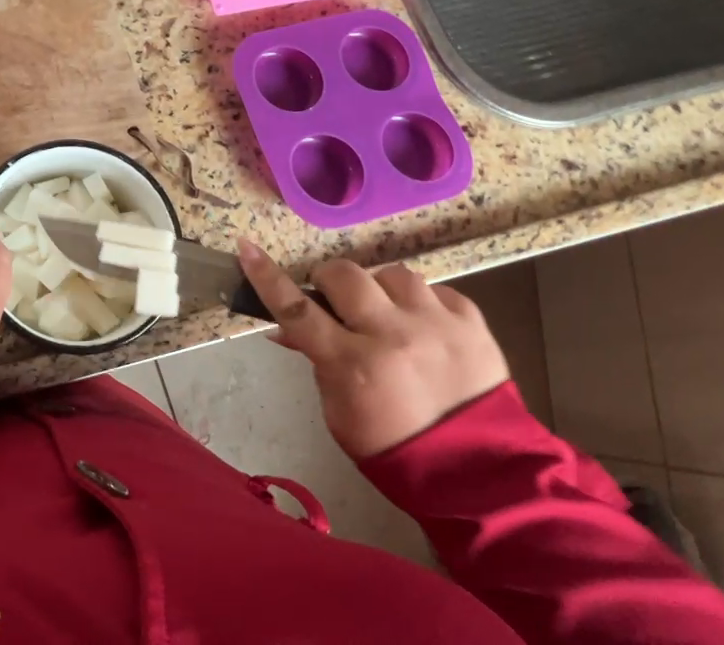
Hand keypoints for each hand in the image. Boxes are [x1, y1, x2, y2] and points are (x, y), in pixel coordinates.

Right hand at [237, 241, 509, 458]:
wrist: (476, 474)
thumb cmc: (391, 448)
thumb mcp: (339, 411)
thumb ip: (318, 362)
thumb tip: (288, 329)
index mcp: (353, 364)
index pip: (297, 310)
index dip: (267, 277)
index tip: (247, 248)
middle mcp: (392, 335)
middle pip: (345, 276)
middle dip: (331, 281)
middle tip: (335, 301)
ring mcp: (436, 325)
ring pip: (393, 275)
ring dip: (380, 290)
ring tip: (386, 314)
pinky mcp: (472, 324)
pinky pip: (437, 290)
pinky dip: (421, 302)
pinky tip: (422, 325)